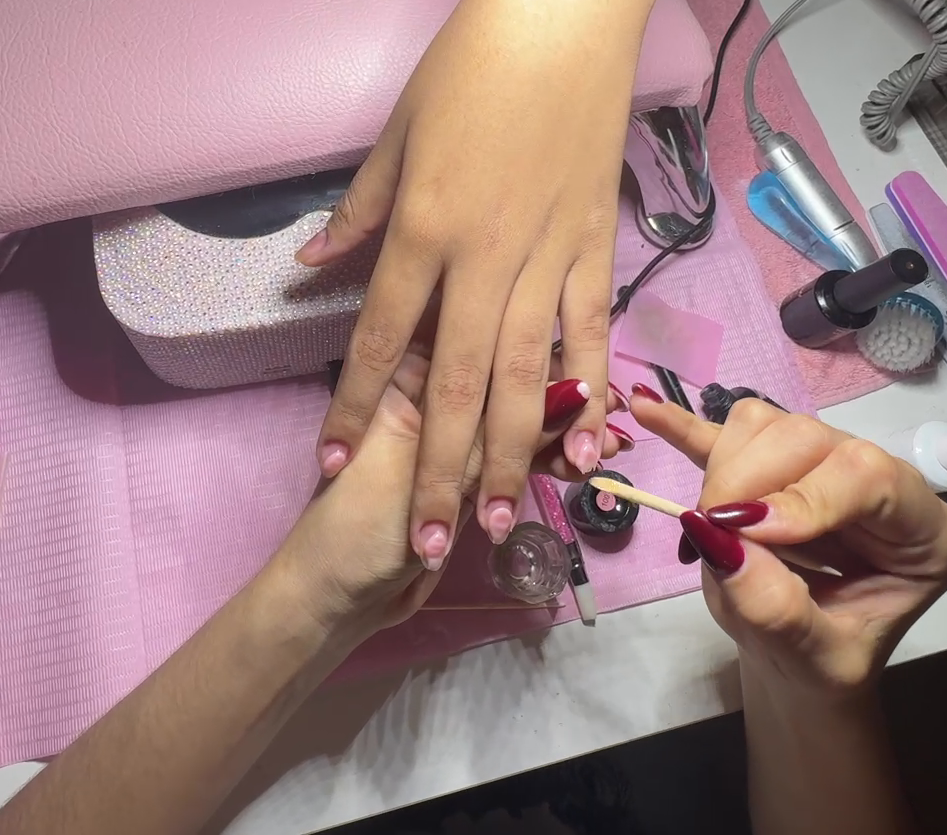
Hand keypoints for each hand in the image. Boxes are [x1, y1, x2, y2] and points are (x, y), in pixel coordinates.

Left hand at [275, 360, 623, 638]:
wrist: (339, 597)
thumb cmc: (358, 524)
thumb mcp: (421, 471)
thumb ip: (487, 438)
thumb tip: (567, 393)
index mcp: (407, 373)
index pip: (477, 349)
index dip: (536, 361)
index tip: (588, 379)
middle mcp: (436, 388)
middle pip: (506, 382)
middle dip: (558, 401)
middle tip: (607, 420)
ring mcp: (457, 427)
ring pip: (518, 417)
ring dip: (561, 432)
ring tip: (605, 449)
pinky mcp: (473, 464)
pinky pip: (518, 453)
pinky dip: (549, 458)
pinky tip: (584, 463)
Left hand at [299, 0, 656, 577]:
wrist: (564, 17)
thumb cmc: (469, 66)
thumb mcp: (396, 133)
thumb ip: (357, 213)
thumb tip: (310, 268)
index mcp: (424, 228)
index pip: (379, 339)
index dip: (349, 407)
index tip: (328, 463)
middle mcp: (484, 258)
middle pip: (456, 382)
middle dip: (437, 468)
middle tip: (423, 543)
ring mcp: (548, 258)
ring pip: (527, 374)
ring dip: (511, 453)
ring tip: (499, 518)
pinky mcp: (598, 248)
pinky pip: (592, 332)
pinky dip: (591, 390)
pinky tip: (585, 446)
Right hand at [630, 389, 946, 695]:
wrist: (799, 660)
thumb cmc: (823, 665)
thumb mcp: (816, 659)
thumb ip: (778, 609)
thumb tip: (721, 541)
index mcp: (920, 529)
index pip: (870, 474)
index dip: (803, 495)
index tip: (744, 533)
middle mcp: (874, 478)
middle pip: (806, 436)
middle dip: (746, 480)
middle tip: (712, 534)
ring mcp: (815, 461)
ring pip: (763, 424)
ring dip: (721, 467)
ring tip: (706, 521)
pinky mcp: (763, 462)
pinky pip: (721, 432)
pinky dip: (682, 425)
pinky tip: (645, 409)